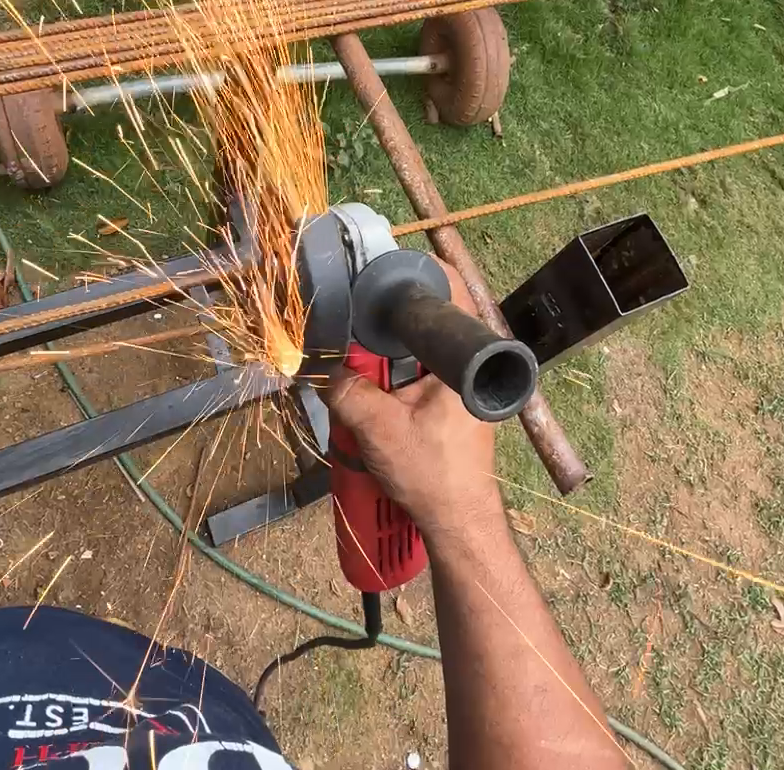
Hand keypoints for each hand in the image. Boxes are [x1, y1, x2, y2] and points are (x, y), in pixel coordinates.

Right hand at [324, 261, 504, 545]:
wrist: (457, 521)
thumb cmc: (430, 472)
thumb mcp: (377, 428)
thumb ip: (344, 391)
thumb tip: (314, 365)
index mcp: (463, 357)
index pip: (451, 291)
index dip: (419, 270)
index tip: (384, 262)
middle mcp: (469, 363)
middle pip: (431, 315)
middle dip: (394, 309)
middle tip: (357, 302)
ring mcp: (462, 382)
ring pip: (422, 344)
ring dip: (392, 343)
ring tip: (357, 337)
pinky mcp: (451, 399)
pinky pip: (420, 366)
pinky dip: (396, 366)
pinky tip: (371, 374)